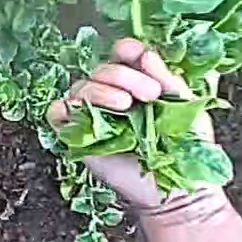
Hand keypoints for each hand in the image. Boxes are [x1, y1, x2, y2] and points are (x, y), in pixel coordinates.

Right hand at [46, 38, 216, 209]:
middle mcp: (110, 95)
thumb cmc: (184, 149)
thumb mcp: (185, 106)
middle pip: (101, 69)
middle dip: (123, 76)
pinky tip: (91, 118)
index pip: (121, 55)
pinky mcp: (75, 136)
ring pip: (80, 87)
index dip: (126, 50)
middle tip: (149, 95)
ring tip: (126, 107)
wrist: (177, 191)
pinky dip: (65, 108)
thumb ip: (166, 78)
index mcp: (136, 83)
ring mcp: (91, 115)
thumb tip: (145, 53)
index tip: (138, 55)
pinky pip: (56, 112)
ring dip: (102, 91)